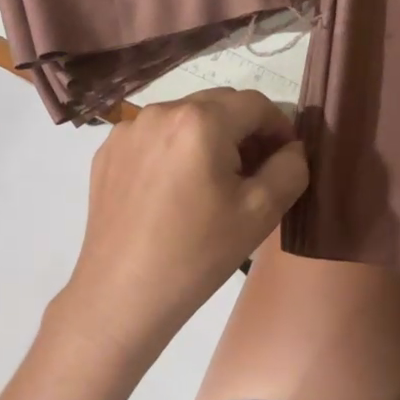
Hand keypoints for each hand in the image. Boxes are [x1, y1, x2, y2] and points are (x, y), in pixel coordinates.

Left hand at [59, 88, 308, 362]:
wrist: (123, 294)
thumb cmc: (198, 253)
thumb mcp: (262, 212)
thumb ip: (291, 167)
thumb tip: (292, 148)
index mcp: (200, 120)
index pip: (256, 104)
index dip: (279, 128)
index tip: (285, 161)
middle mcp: (160, 111)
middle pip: (219, 105)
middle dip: (244, 131)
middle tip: (254, 174)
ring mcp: (127, 130)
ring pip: (185, 118)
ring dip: (208, 138)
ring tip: (212, 184)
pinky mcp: (107, 152)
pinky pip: (155, 136)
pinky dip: (174, 150)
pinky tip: (175, 192)